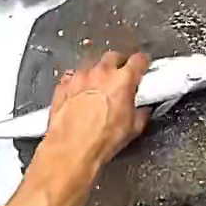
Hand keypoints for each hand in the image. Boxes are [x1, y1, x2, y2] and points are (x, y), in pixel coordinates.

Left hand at [33, 52, 150, 177]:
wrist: (71, 149)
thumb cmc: (101, 139)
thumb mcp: (133, 129)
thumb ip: (141, 113)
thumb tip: (142, 111)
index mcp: (123, 80)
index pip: (138, 60)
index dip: (142, 63)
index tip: (142, 66)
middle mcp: (101, 73)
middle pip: (113, 56)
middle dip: (119, 63)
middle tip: (121, 76)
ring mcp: (79, 77)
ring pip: (91, 65)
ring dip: (97, 72)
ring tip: (99, 87)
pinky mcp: (63, 86)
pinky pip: (72, 77)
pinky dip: (78, 83)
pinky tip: (80, 95)